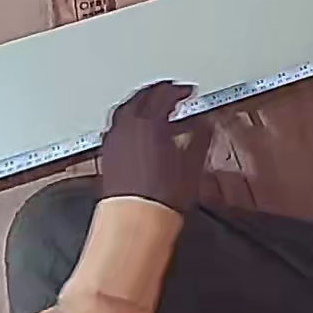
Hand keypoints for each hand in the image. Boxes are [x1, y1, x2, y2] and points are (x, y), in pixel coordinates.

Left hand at [98, 81, 209, 211]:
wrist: (135, 222)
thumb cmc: (161, 197)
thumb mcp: (192, 163)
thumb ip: (200, 136)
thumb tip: (205, 124)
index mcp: (149, 121)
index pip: (165, 93)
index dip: (180, 90)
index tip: (189, 91)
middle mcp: (127, 124)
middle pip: (142, 95)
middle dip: (159, 90)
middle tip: (172, 91)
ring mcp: (114, 138)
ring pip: (127, 107)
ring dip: (141, 101)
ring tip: (154, 104)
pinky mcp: (107, 152)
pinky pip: (117, 123)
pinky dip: (129, 117)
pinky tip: (137, 127)